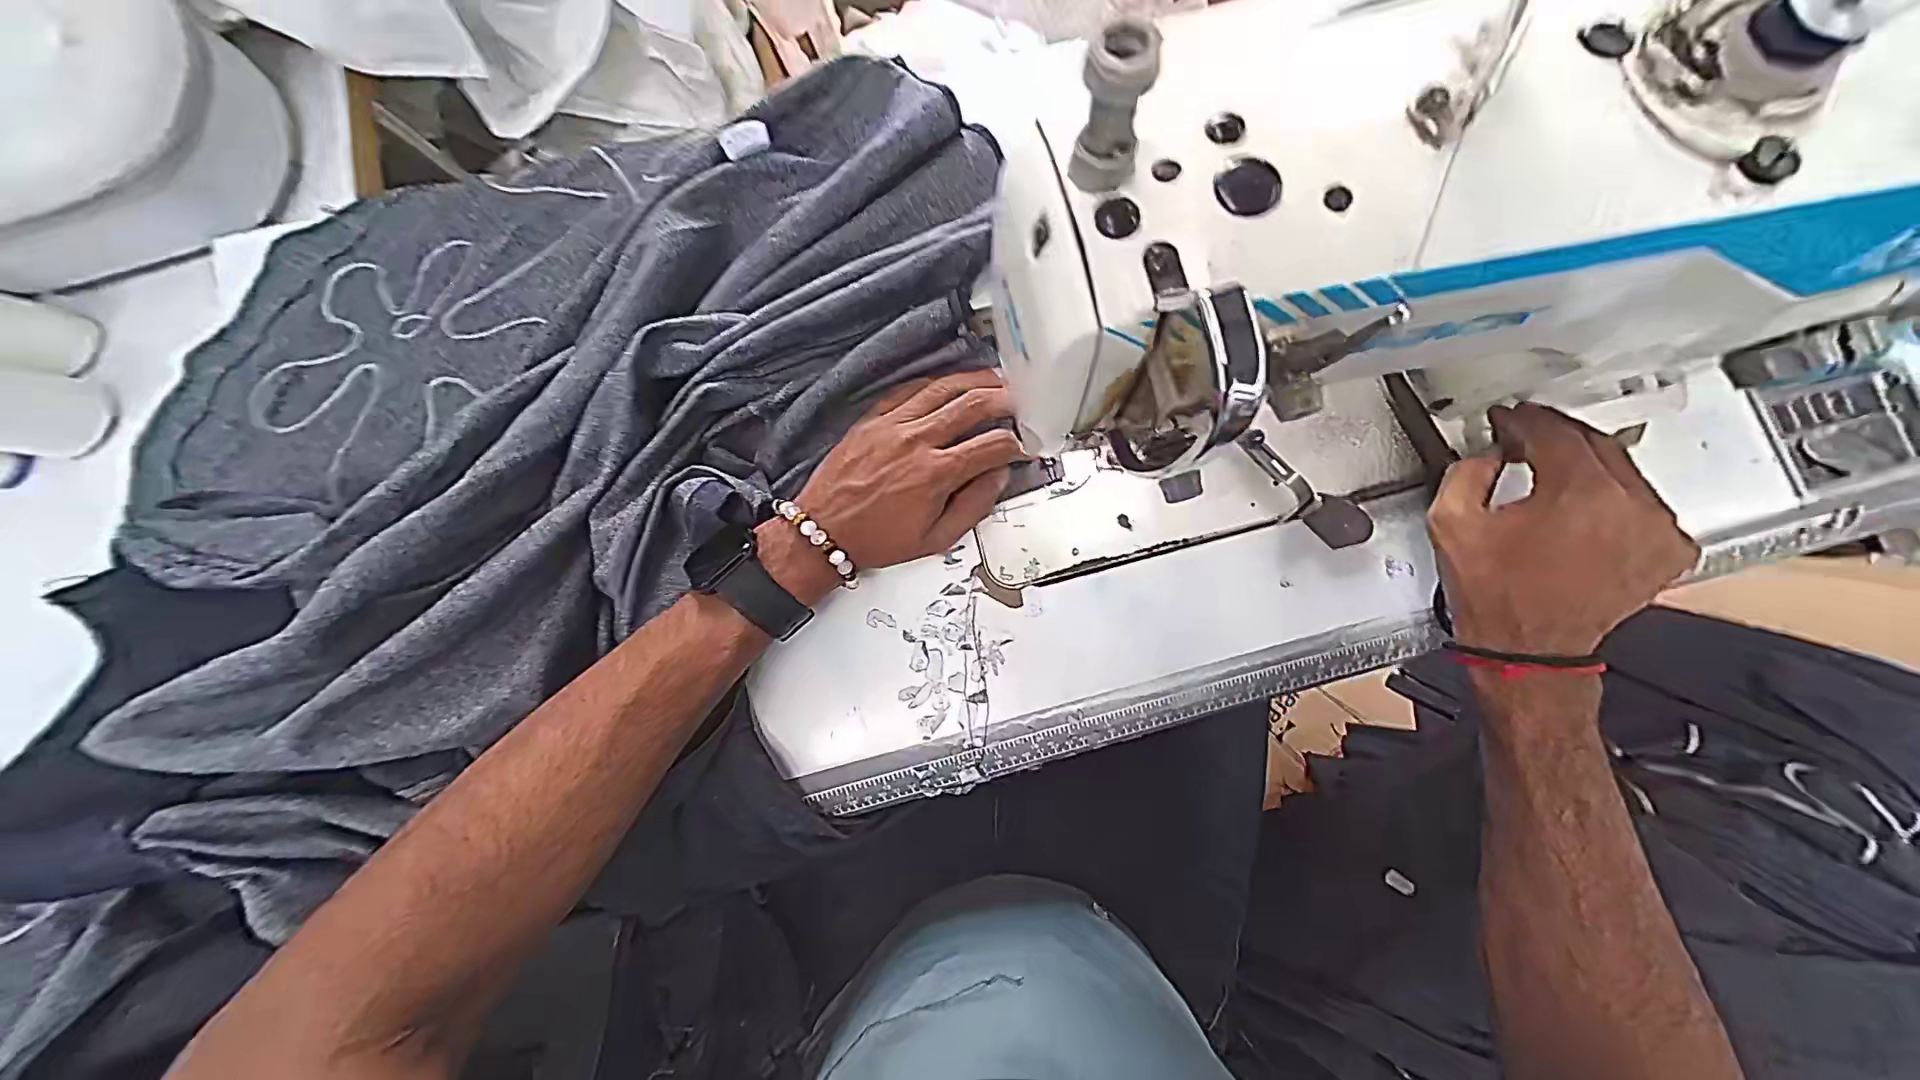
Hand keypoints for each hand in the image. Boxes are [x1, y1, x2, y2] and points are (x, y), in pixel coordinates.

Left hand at [758, 370, 1025, 603]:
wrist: (824, 532)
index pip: (992, 445)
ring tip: (993, 380)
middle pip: (973, 404)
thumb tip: (997, 478)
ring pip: (943, 387)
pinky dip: (933, 382)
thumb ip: (974, 506)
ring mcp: (892, 426)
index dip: (1016, 443)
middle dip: (1004, 399)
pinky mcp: (871, 420)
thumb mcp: (935, 539)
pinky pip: (907, 389)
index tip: (1021, 446)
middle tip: (1017, 402)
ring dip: (974, 379)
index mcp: (935, 474)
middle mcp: (916, 442)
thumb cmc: (875, 539)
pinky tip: (947, 383)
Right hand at [1427, 402, 1698, 656]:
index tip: (1507, 420)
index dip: (1522, 420)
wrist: (1528, 647)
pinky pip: (1641, 502)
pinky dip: (1611, 495)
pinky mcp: (1667, 549)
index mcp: (1581, 493)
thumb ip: (1466, 472)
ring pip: (1623, 470)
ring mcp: (1656, 528)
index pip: (1554, 432)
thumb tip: (1488, 456)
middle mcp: (1631, 506)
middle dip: (1554, 436)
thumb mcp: (1450, 523)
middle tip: (1523, 436)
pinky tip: (1580, 503)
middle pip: (1595, 444)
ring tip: (1548, 469)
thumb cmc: (1496, 595)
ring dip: (1584, 463)